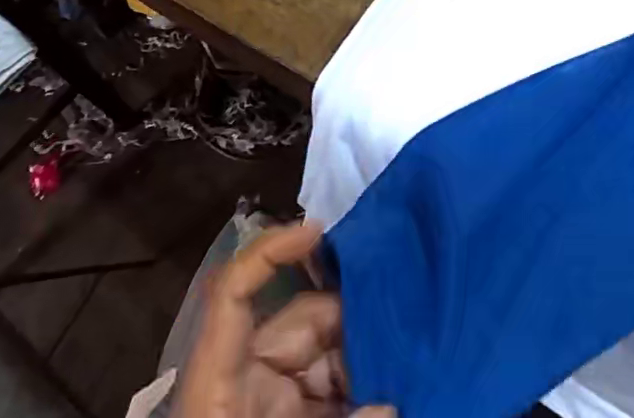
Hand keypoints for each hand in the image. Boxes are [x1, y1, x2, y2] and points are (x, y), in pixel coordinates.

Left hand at [176, 223, 393, 417]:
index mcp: (221, 381)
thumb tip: (389, 404)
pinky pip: (331, 393)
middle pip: (301, 324)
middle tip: (410, 331)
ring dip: (367, 364)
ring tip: (412, 367)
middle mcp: (244, 379)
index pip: (236, 293)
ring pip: (325, 358)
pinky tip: (396, 394)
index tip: (321, 232)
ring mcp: (268, 403)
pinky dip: (362, 393)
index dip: (272, 252)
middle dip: (356, 326)